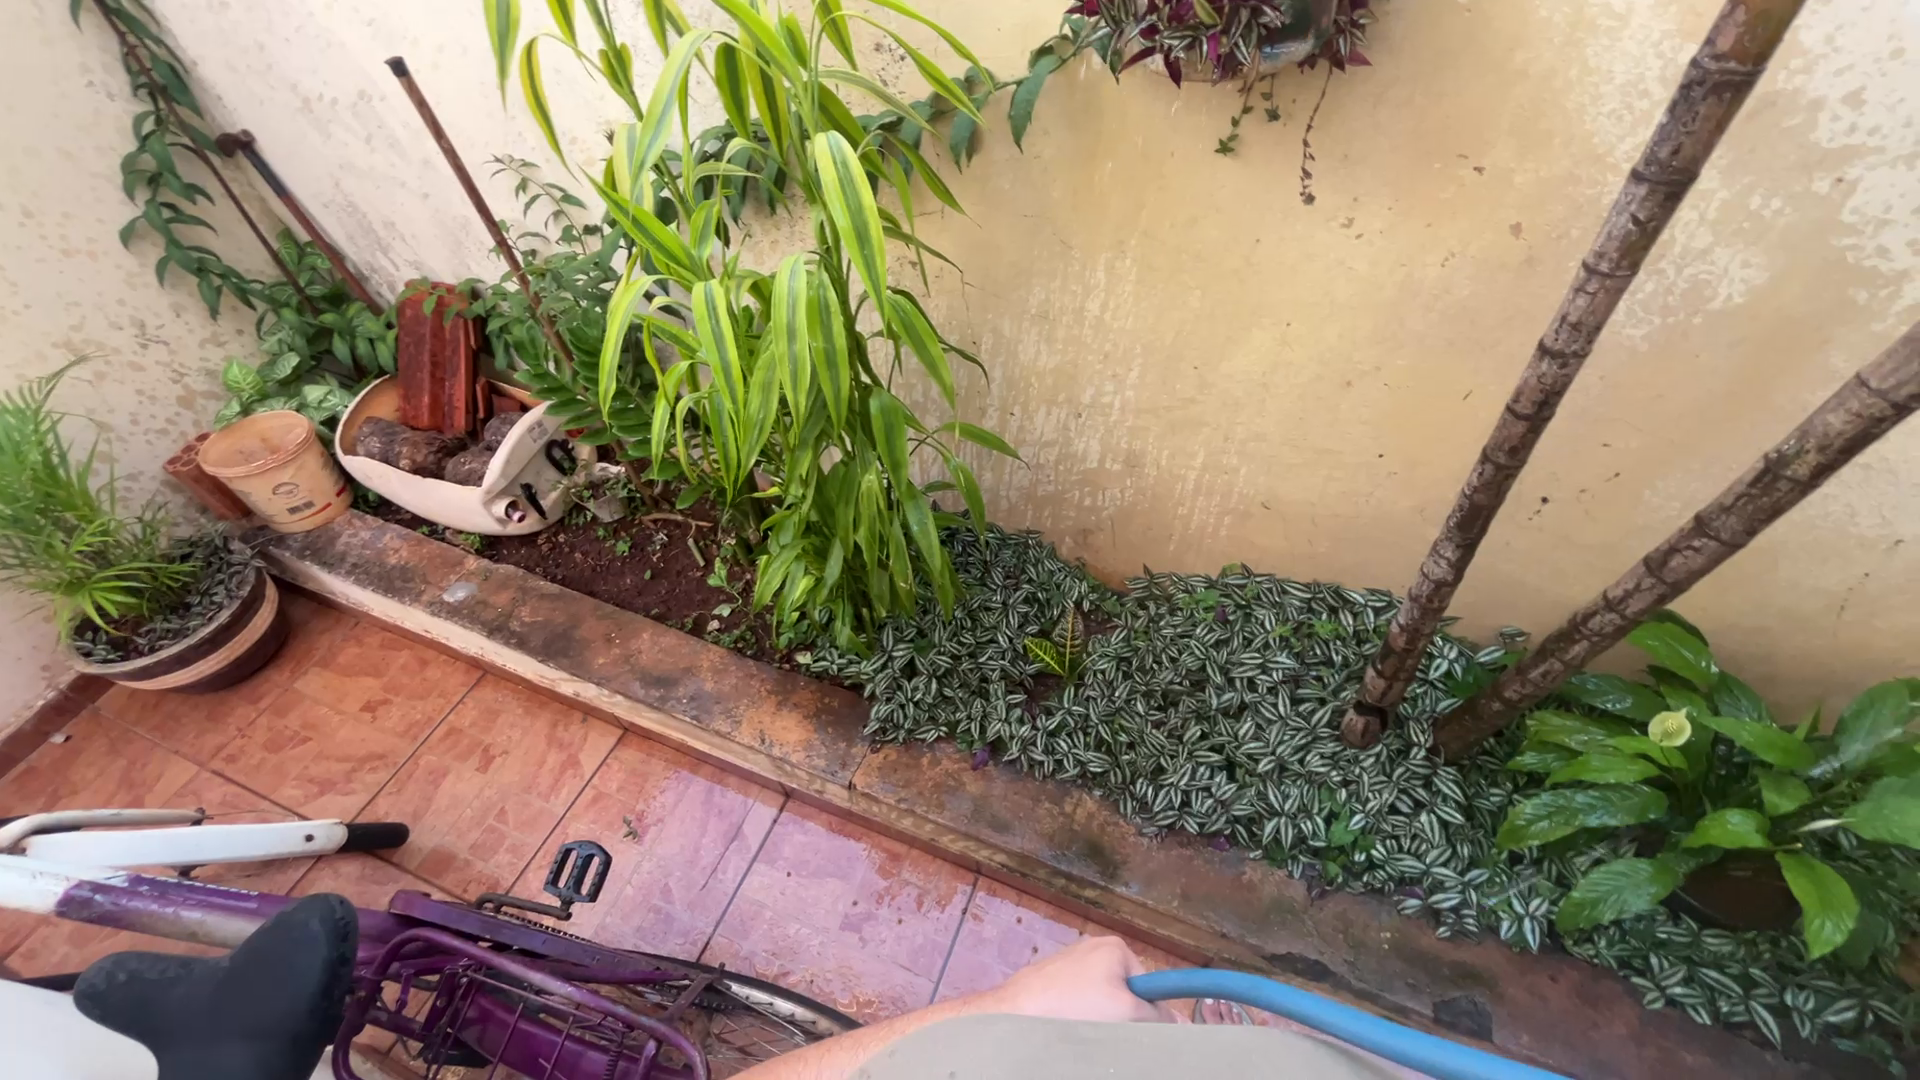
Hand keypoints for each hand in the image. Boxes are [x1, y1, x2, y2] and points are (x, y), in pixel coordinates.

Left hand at [976, 936, 1175, 1023]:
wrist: (1021, 1010)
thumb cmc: (1078, 1005)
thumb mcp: (1127, 1011)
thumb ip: (1156, 1015)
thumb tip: (1179, 1021)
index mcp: (1116, 947)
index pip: (1148, 985)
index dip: (1147, 1012)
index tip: (1139, 1032)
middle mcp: (1094, 948)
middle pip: (1125, 992)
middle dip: (1122, 1016)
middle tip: (1110, 1032)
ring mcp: (1072, 962)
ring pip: (1101, 999)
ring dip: (1101, 1019)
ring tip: (1086, 1030)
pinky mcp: (1054, 978)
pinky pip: (1080, 1001)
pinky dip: (1080, 1016)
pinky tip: (1070, 1027)